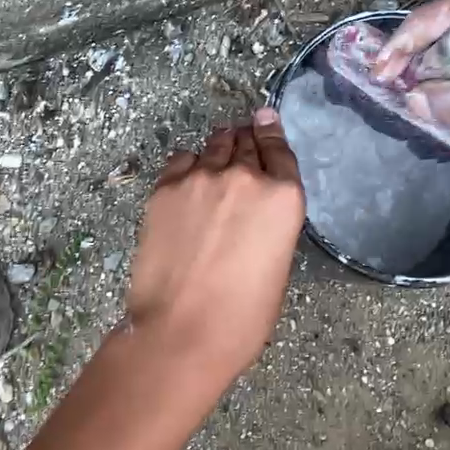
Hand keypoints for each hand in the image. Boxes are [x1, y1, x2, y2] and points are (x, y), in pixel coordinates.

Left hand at [124, 108, 304, 384]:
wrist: (181, 331)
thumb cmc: (242, 317)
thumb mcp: (276, 264)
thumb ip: (271, 220)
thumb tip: (256, 207)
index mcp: (283, 197)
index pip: (279, 149)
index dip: (271, 133)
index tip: (265, 118)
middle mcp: (245, 176)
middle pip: (246, 142)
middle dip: (245, 142)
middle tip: (241, 143)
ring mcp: (202, 176)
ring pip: (215, 145)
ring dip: (218, 149)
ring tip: (215, 159)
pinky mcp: (166, 185)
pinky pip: (182, 160)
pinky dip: (188, 167)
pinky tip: (187, 184)